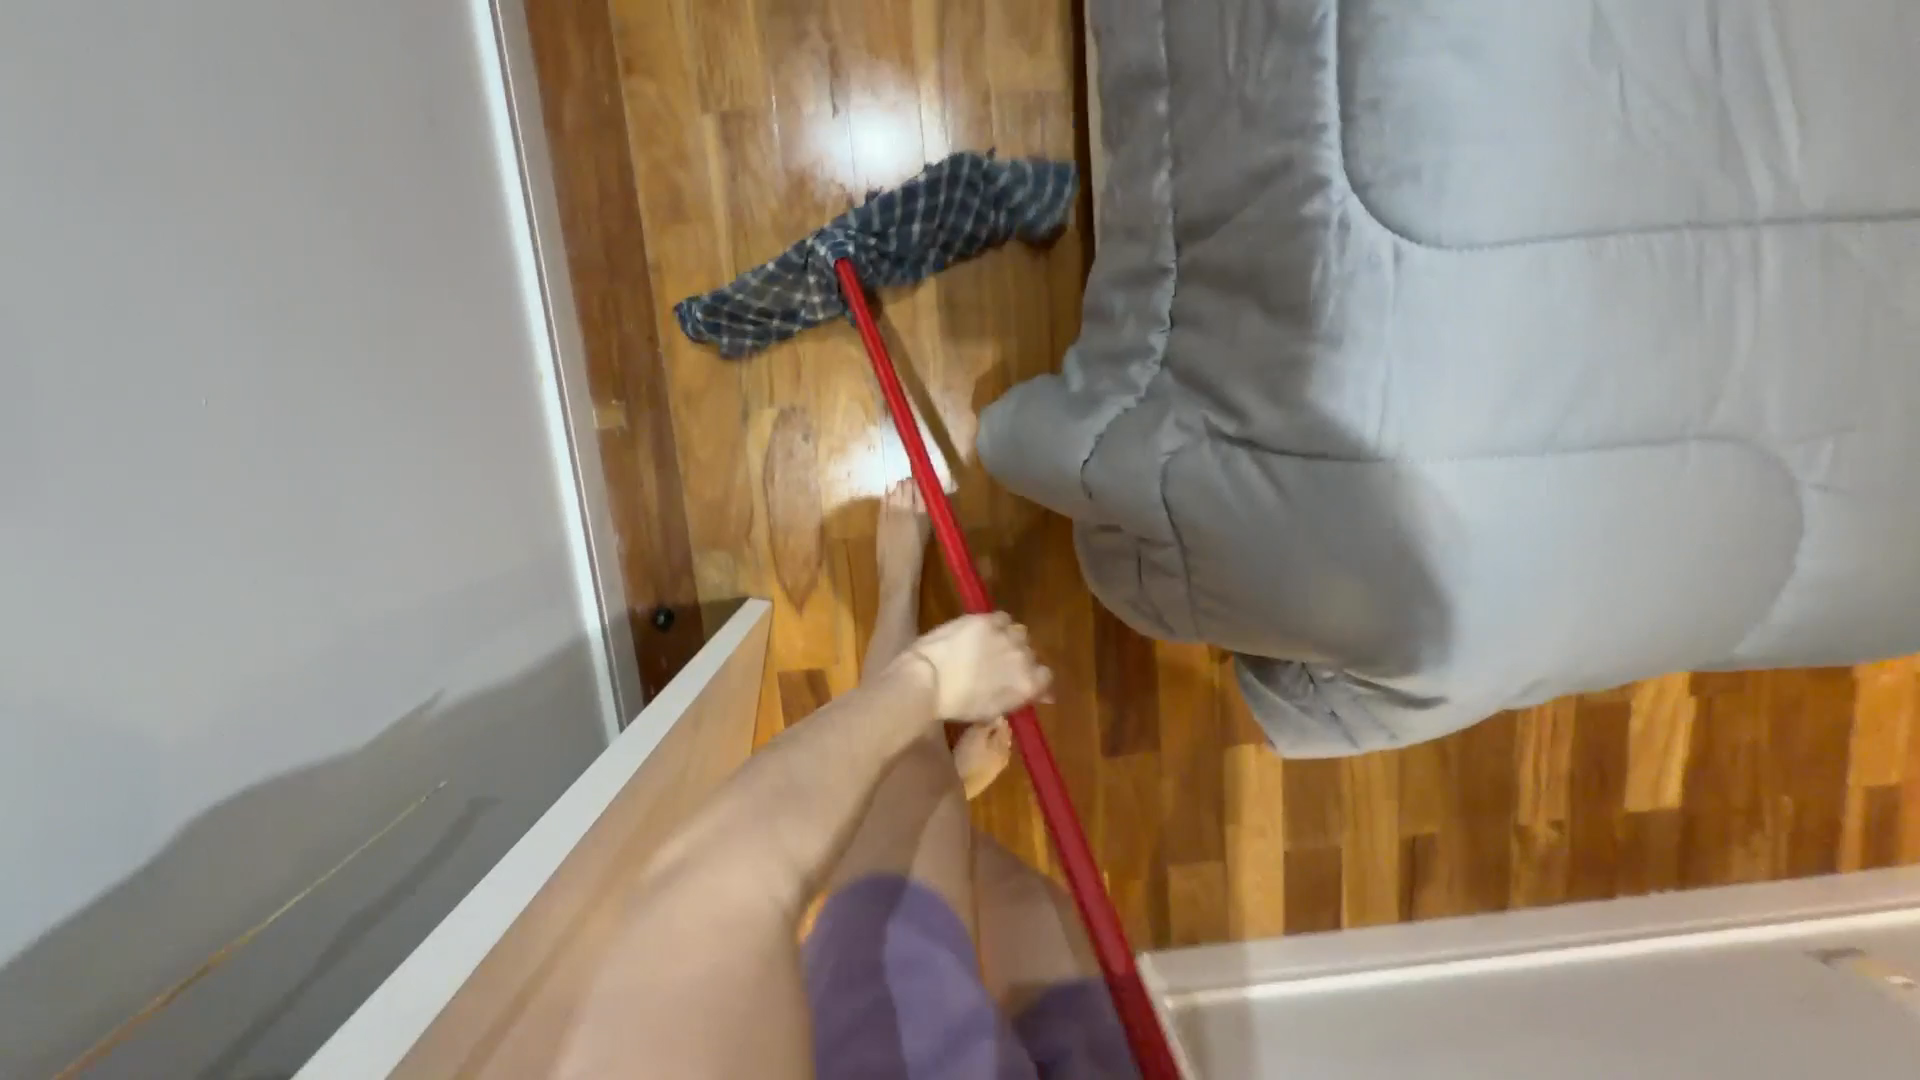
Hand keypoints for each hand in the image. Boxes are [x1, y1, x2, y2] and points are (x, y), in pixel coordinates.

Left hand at [898, 612, 1052, 721]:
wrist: (928, 679)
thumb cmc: (957, 704)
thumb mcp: (992, 710)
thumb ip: (1018, 698)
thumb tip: (1044, 696)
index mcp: (1027, 684)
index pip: (1045, 676)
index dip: (1033, 677)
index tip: (1020, 681)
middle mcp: (1023, 657)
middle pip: (1030, 653)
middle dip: (1018, 659)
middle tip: (998, 665)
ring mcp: (1006, 635)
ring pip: (1019, 632)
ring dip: (1009, 639)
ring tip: (990, 645)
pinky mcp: (987, 619)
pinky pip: (1002, 617)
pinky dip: (996, 624)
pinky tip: (982, 631)